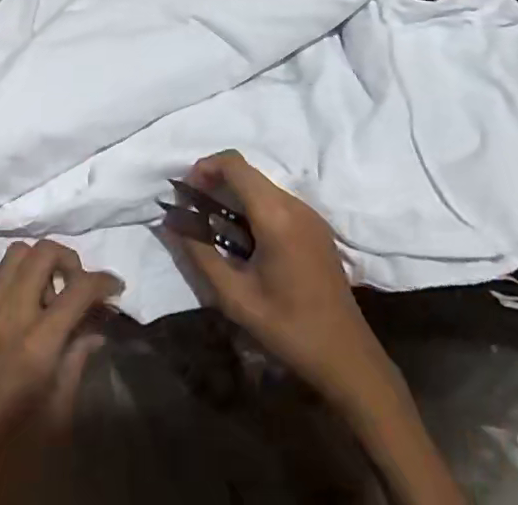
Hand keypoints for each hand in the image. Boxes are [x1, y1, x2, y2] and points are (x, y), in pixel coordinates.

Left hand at [0, 241, 120, 504]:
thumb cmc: (6, 452)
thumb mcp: (55, 416)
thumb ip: (76, 362)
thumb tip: (93, 329)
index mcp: (36, 343)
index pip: (80, 287)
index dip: (105, 280)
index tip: (115, 288)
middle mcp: (7, 314)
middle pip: (43, 252)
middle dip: (70, 260)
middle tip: (78, 285)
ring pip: (14, 255)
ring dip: (37, 264)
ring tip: (45, 294)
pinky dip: (11, 279)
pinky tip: (15, 310)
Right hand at [172, 152, 466, 504]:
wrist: (345, 354)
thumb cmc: (287, 327)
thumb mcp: (234, 296)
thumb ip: (200, 253)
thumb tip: (172, 222)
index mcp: (276, 216)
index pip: (235, 164)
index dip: (204, 168)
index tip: (184, 193)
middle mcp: (295, 204)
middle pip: (248, 172)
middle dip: (215, 182)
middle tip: (193, 213)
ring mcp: (310, 214)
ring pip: (262, 187)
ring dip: (234, 196)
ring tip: (213, 230)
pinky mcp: (316, 227)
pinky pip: (277, 203)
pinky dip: (253, 208)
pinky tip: (243, 242)